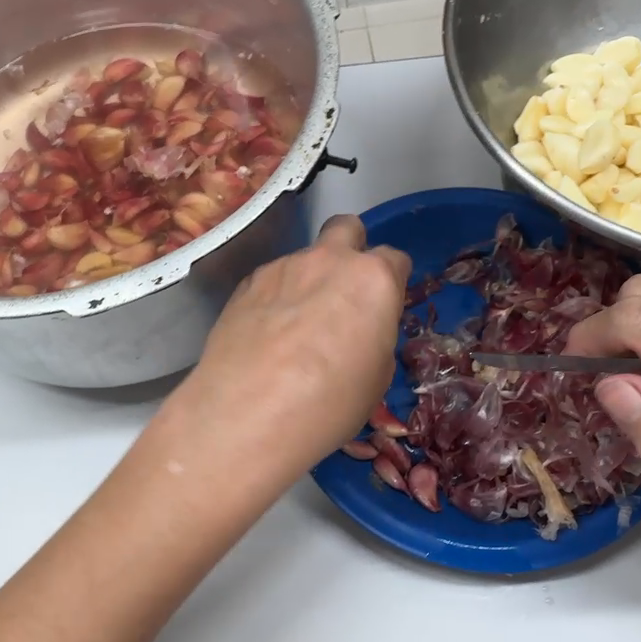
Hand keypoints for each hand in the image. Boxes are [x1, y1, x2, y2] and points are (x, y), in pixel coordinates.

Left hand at [163, 215, 409, 486]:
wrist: (248, 412)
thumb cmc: (329, 403)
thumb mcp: (375, 378)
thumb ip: (374, 336)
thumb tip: (361, 331)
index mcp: (373, 280)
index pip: (395, 259)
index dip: (392, 281)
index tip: (384, 304)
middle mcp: (328, 260)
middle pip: (346, 228)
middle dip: (349, 249)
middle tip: (343, 292)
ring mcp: (282, 267)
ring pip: (303, 259)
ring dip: (306, 281)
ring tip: (293, 329)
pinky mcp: (245, 283)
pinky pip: (271, 280)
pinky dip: (274, 299)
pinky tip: (265, 335)